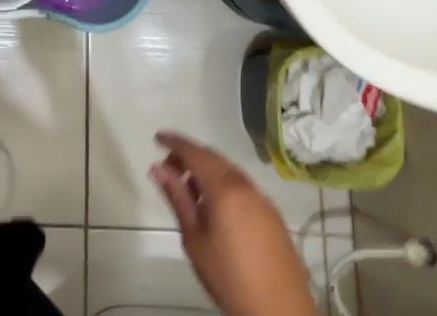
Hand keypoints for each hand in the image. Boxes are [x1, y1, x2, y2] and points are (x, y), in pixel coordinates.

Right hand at [149, 131, 313, 315]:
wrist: (279, 311)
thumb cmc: (228, 276)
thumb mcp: (194, 238)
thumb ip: (177, 198)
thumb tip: (158, 168)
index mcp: (225, 188)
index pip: (195, 153)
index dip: (174, 142)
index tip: (157, 138)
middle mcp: (247, 186)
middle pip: (214, 158)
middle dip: (189, 157)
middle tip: (168, 170)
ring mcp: (263, 200)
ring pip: (230, 172)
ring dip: (207, 171)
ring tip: (188, 192)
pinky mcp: (273, 216)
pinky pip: (242, 188)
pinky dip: (223, 185)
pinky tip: (214, 209)